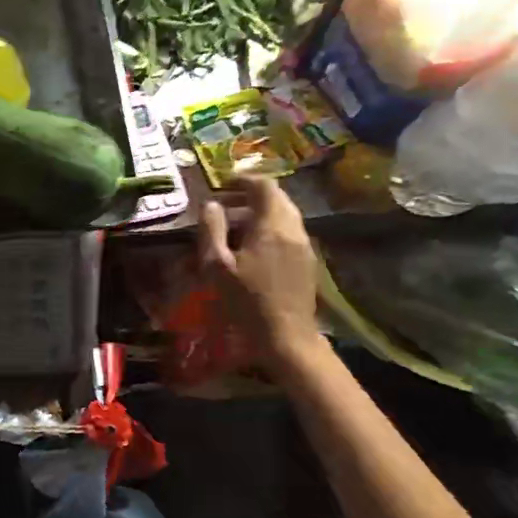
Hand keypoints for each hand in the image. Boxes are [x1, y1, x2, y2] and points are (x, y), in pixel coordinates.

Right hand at [198, 176, 325, 366]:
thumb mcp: (217, 265)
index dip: (242, 180)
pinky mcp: (308, 262)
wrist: (286, 337)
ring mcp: (305, 245)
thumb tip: (210, 204)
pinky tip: (253, 249)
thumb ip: (211, 229)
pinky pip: (289, 232)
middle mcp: (294, 228)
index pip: (263, 186)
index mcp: (272, 224)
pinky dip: (270, 229)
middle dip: (250, 196)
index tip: (222, 185)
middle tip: (225, 206)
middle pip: (277, 198)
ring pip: (284, 215)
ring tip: (235, 228)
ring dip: (260, 213)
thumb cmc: (245, 301)